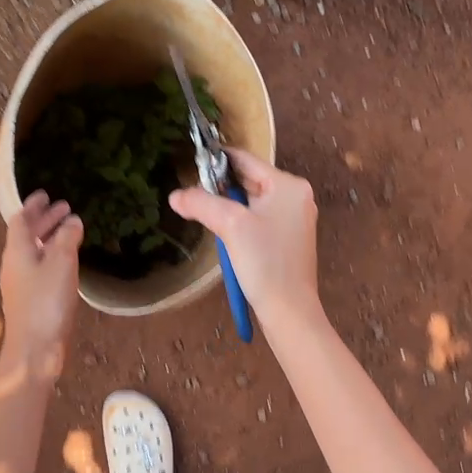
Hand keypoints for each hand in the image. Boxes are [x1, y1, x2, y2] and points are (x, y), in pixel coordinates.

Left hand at [0, 191, 83, 378]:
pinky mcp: (30, 301)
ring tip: (70, 230)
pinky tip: (67, 262)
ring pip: (34, 251)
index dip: (33, 206)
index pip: (21, 220)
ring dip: (50, 237)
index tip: (46, 194)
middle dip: (44, 220)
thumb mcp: (62, 263)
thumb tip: (72, 221)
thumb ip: (67, 238)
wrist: (34, 351)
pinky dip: (52, 256)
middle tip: (64, 207)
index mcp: (17, 250)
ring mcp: (20, 284)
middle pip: (26, 235)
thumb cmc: (46, 301)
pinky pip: (39, 267)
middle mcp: (14, 264)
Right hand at [169, 149, 321, 328]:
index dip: (216, 161)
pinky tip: (226, 233)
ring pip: (252, 200)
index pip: (245, 159)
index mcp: (288, 184)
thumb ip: (201, 203)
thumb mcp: (229, 226)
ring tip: (206, 214)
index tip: (190, 165)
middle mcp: (297, 195)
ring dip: (229, 206)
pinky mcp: (289, 238)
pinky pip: (259, 218)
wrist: (290, 312)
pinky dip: (241, 221)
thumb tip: (174, 196)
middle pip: (249, 179)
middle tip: (194, 194)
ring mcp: (295, 218)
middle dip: (221, 187)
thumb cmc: (264, 263)